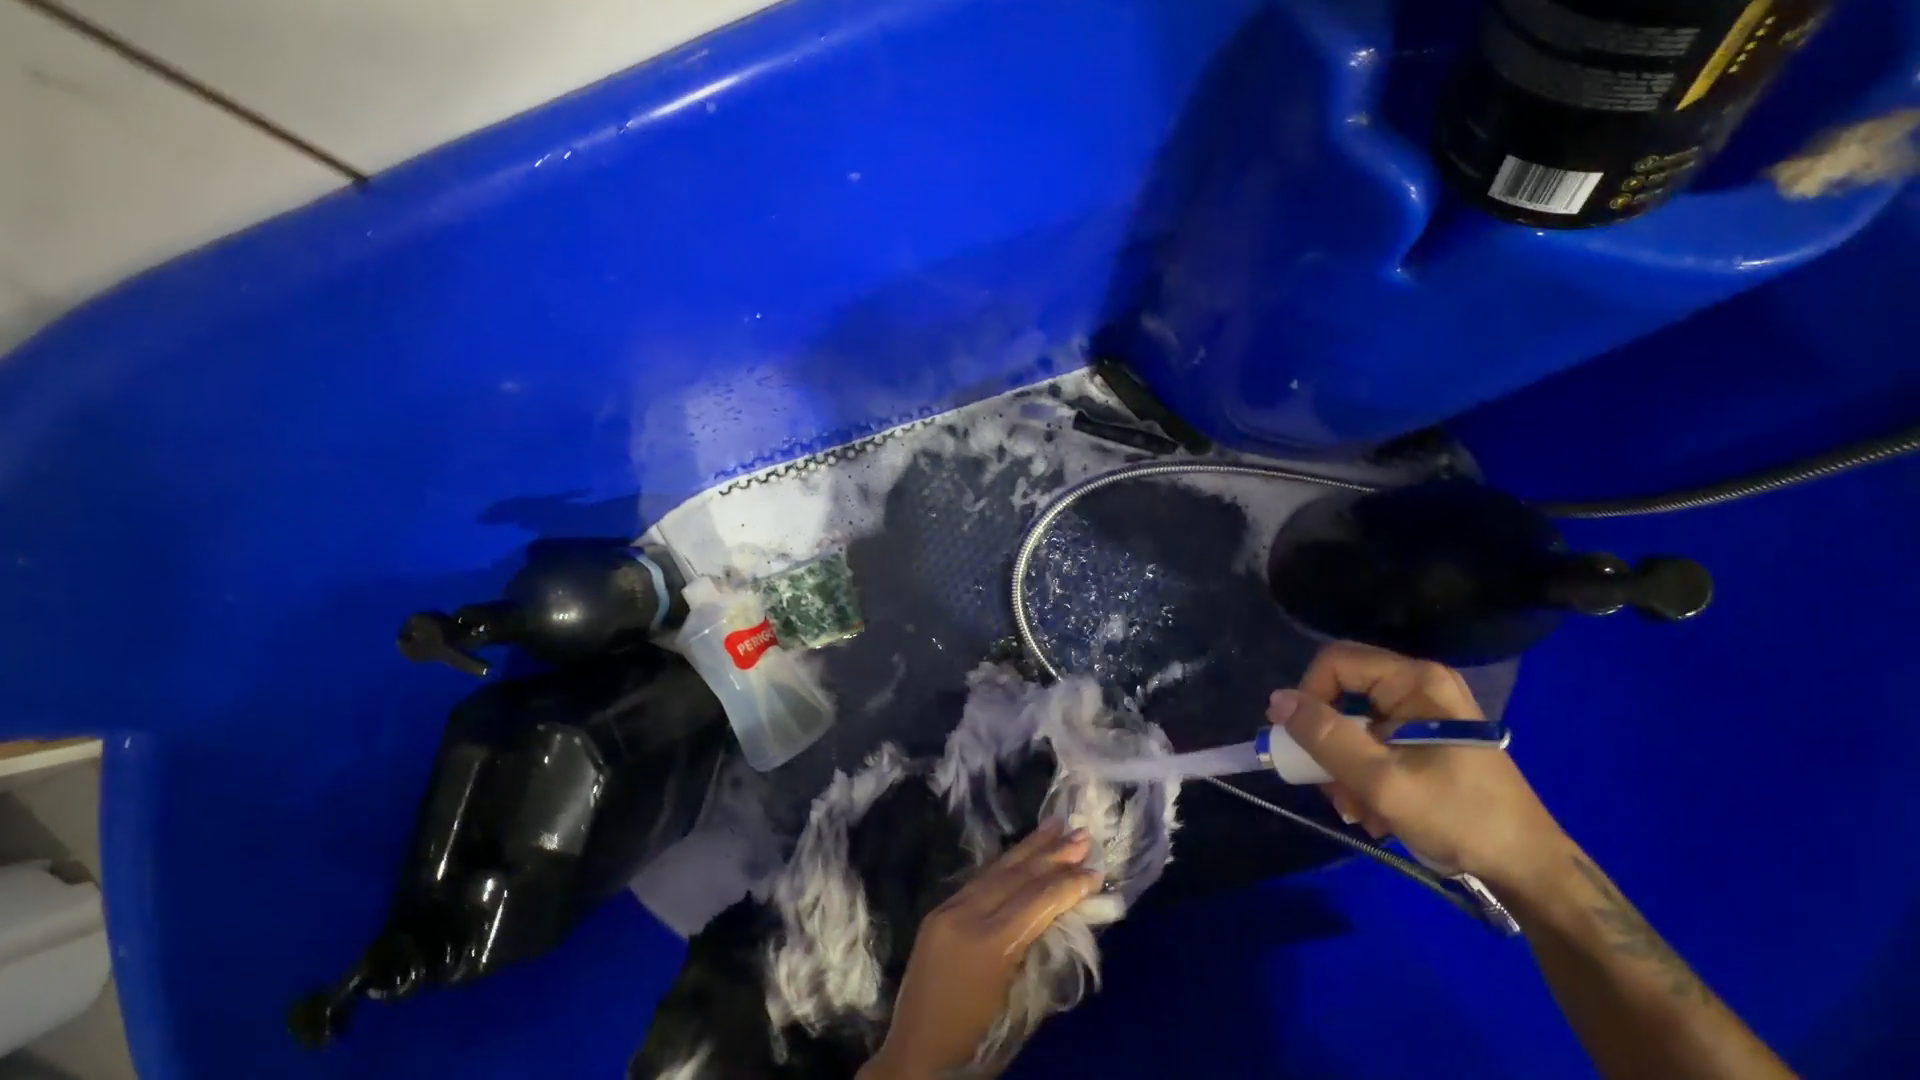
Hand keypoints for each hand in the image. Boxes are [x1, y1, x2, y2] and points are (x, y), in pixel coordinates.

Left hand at [860, 819, 1100, 1079]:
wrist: (915, 1056)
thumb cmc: (976, 1041)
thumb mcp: (1019, 1000)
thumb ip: (1039, 951)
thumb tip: (1066, 917)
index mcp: (989, 945)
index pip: (1036, 900)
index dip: (1068, 883)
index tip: (1096, 869)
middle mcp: (965, 917)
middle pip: (1016, 876)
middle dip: (1052, 854)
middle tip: (1082, 834)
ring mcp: (946, 912)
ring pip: (995, 870)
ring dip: (1028, 849)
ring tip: (1055, 826)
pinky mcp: (937, 914)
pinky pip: (977, 881)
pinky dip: (1004, 864)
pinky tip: (1020, 854)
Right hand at [1270, 641, 1567, 887]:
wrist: (1527, 869)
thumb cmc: (1458, 818)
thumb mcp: (1381, 780)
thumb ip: (1325, 737)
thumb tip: (1277, 700)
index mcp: (1415, 682)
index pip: (1335, 663)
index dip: (1308, 698)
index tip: (1302, 745)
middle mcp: (1420, 689)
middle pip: (1343, 698)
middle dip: (1329, 748)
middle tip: (1335, 792)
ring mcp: (1425, 718)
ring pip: (1354, 728)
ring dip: (1345, 772)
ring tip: (1361, 812)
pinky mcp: (1428, 744)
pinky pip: (1376, 748)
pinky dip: (1367, 780)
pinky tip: (1379, 815)